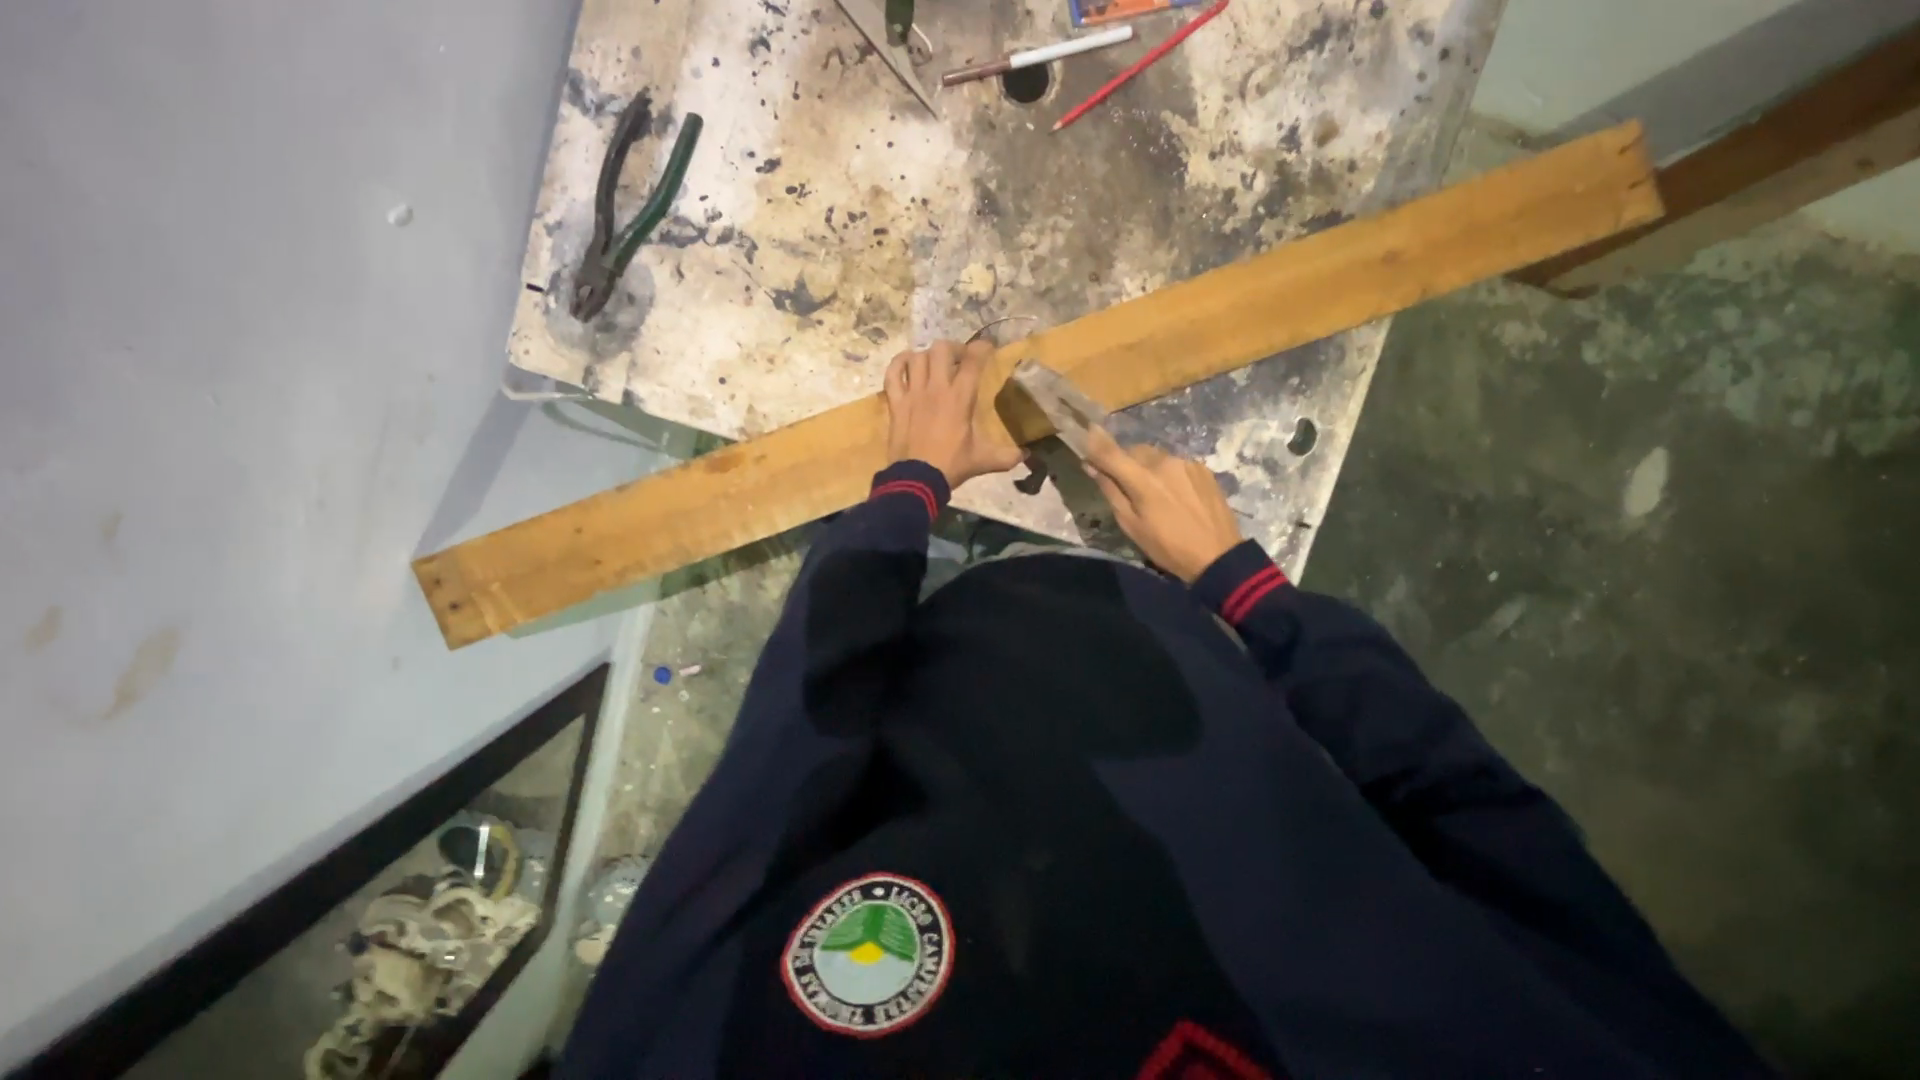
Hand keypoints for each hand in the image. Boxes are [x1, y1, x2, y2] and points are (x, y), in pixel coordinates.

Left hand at [884, 340, 1024, 486]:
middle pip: (942, 349)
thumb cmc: (952, 465)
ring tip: (935, 364)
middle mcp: (936, 388)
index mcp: (960, 398)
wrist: (917, 479)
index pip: (972, 361)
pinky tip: (906, 363)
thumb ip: (1007, 456)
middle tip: (959, 359)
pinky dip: (898, 363)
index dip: (982, 348)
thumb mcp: (984, 460)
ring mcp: (913, 393)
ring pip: (917, 358)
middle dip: (953, 348)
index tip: (987, 348)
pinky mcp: (896, 403)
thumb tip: (1025, 456)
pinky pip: (893, 374)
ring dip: (927, 356)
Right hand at [1084, 427, 1242, 582]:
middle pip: (1134, 451)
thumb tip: (1092, 467)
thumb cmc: (1167, 547)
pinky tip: (1175, 494)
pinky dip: (1167, 472)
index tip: (1084, 434)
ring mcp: (1186, 462)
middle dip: (1124, 462)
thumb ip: (1111, 492)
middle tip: (1124, 483)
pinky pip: (1175, 463)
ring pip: (1155, 455)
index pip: (1110, 452)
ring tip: (1154, 492)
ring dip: (1146, 466)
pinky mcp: (1202, 468)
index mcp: (1143, 479)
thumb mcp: (1131, 526)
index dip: (1094, 443)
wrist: (1217, 555)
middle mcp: (1164, 462)